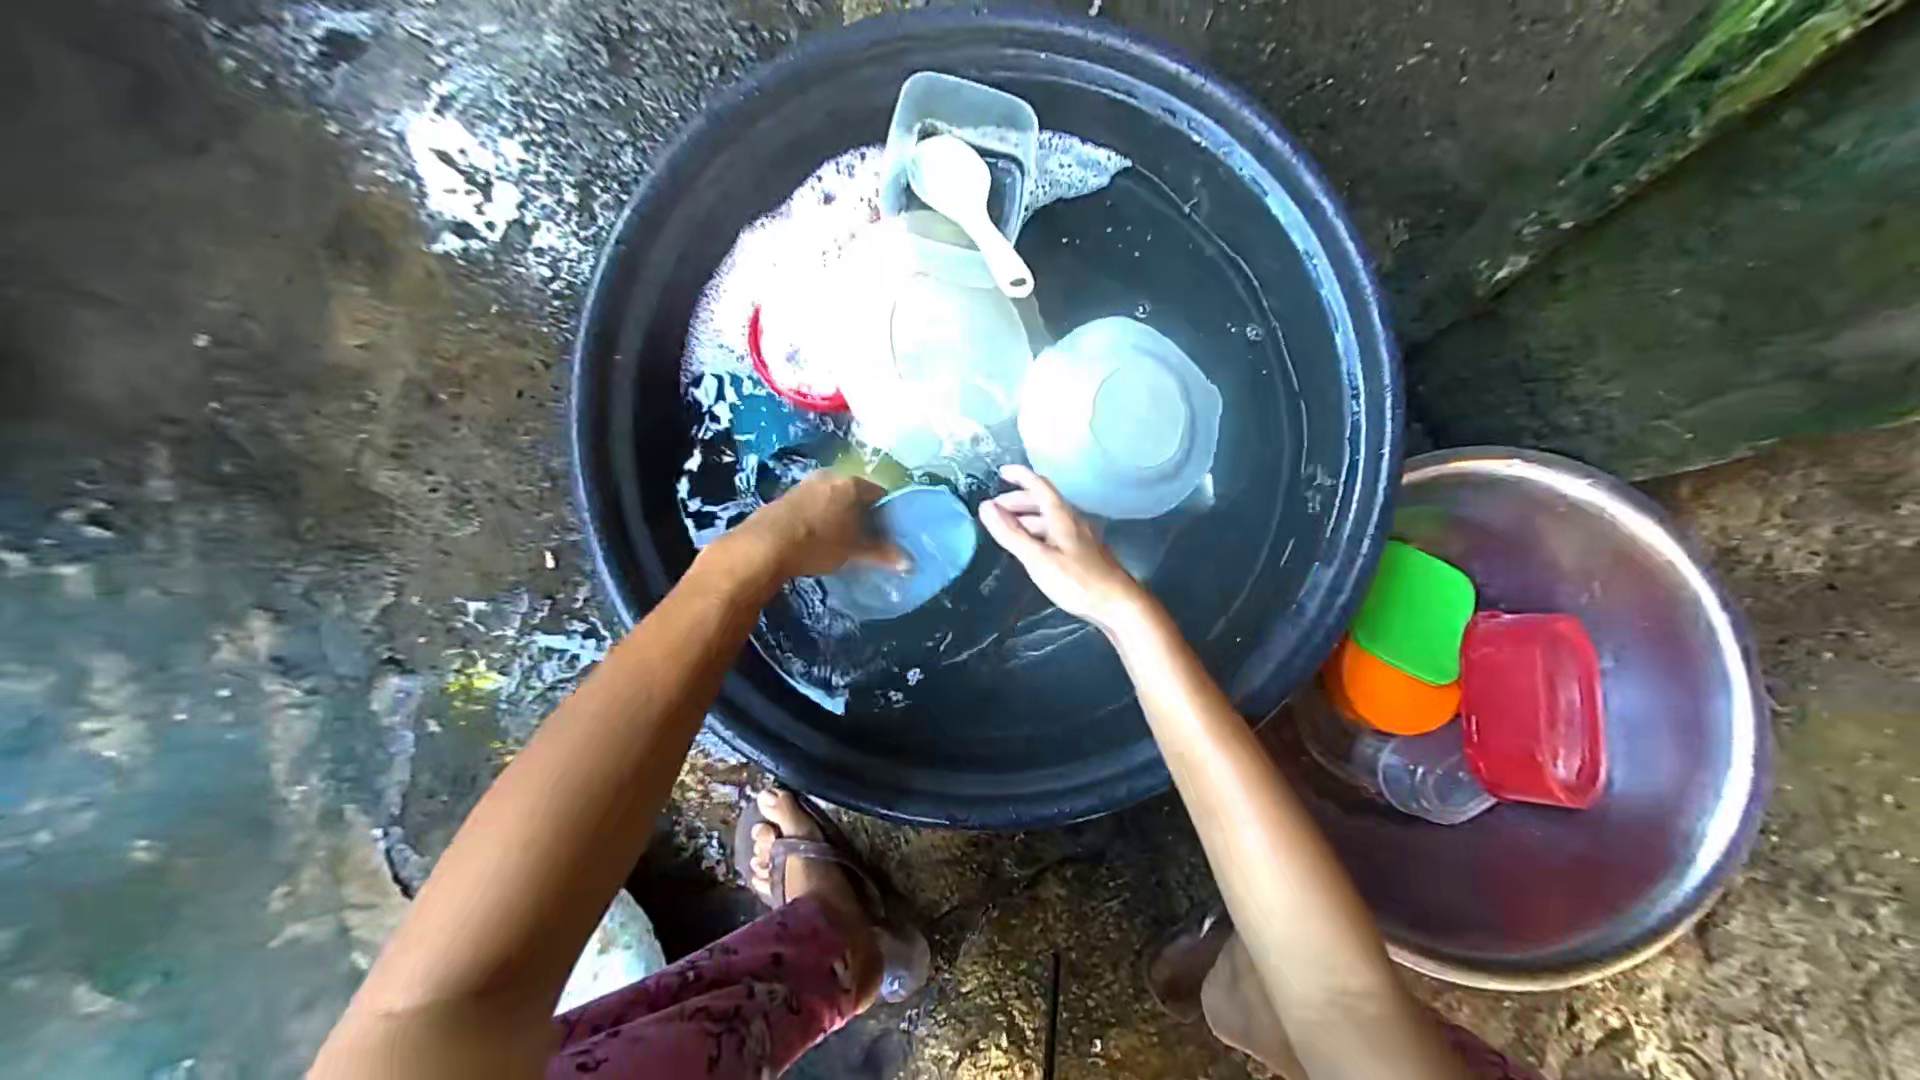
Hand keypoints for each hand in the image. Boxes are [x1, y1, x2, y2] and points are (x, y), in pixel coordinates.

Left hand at [726, 470, 905, 578]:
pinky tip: (816, 536)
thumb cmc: (818, 544)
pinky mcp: (786, 496)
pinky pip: (813, 504)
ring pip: (832, 498)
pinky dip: (820, 516)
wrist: (764, 545)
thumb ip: (883, 554)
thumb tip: (909, 563)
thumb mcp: (855, 551)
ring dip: (839, 515)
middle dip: (862, 513)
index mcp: (851, 484)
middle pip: (855, 494)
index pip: (880, 493)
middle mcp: (829, 476)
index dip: (887, 513)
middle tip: (866, 537)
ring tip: (841, 539)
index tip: (888, 532)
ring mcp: (805, 484)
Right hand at [978, 465, 1151, 632]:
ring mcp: (1080, 537)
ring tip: (1008, 527)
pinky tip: (1032, 546)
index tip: (1002, 472)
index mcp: (1062, 516)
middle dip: (1018, 500)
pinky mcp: (1084, 553)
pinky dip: (1037, 531)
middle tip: (996, 508)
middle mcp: (1072, 521)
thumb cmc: (1078, 581)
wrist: (1118, 604)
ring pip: (1049, 518)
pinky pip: (1055, 532)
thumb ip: (1011, 533)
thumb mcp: (1038, 558)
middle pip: (1043, 501)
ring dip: (1027, 517)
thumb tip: (986, 507)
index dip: (1020, 476)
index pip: (1039, 485)